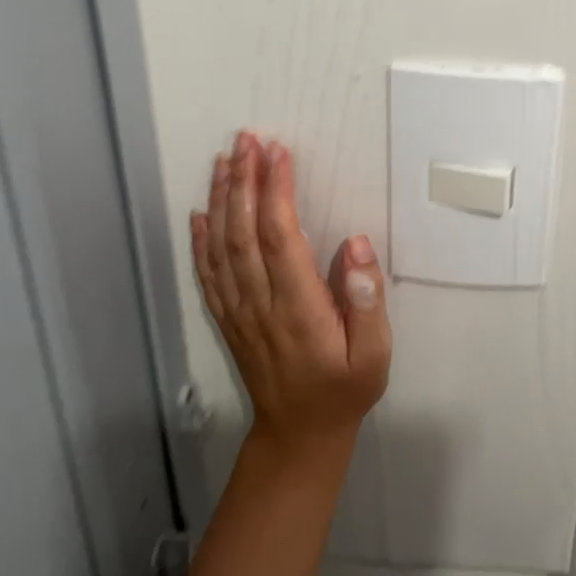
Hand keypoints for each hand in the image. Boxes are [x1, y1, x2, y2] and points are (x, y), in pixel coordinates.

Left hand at [189, 131, 390, 449]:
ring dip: (221, 200)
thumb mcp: (374, 354)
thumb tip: (354, 243)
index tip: (278, 153)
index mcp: (298, 307)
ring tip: (224, 160)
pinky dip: (200, 241)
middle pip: (243, 233)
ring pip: (221, 247)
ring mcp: (239, 312)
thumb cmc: (345, 389)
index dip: (276, 192)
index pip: (280, 237)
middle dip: (243, 181)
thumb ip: (367, 299)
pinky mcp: (230, 320)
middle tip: (246, 140)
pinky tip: (200, 212)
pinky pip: (208, 275)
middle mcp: (261, 304)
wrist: (300, 436)